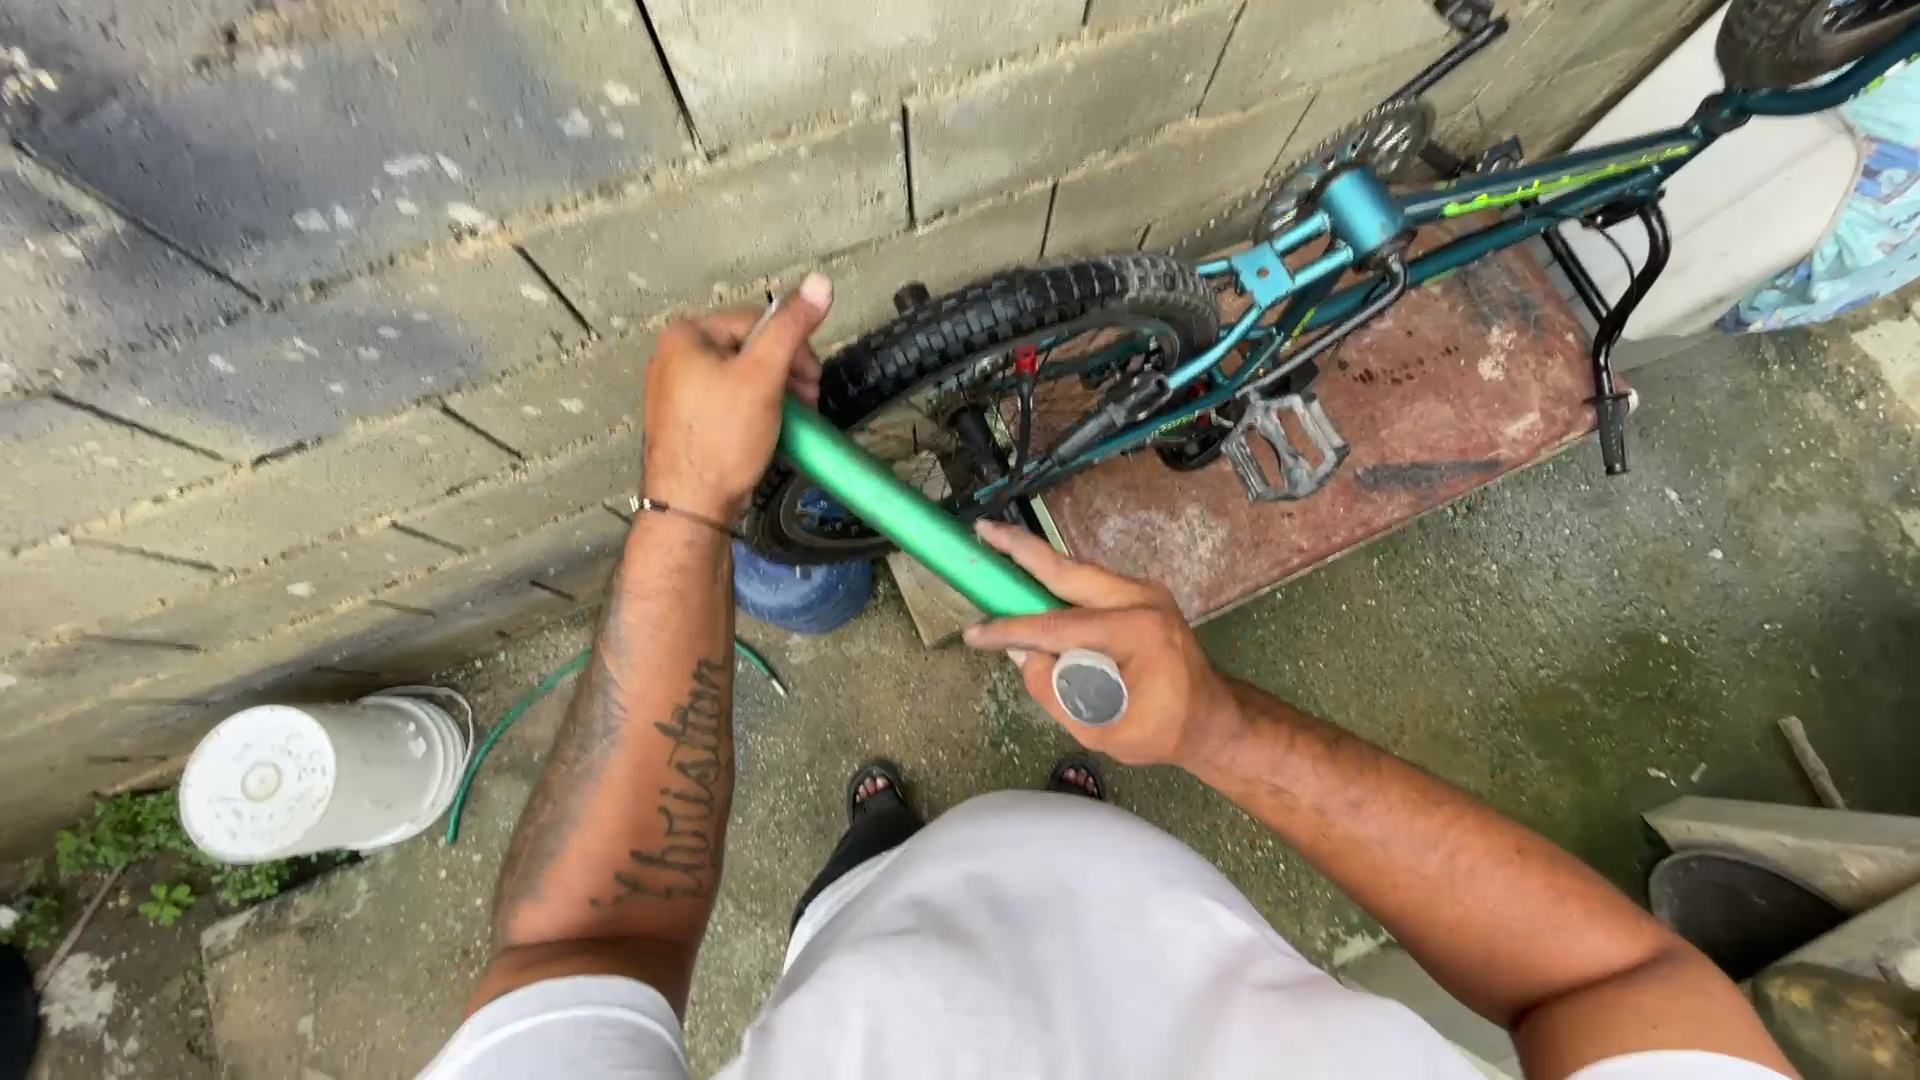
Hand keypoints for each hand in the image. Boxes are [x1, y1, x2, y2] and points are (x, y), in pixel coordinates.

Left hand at [641, 274, 831, 520]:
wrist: (692, 505)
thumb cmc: (718, 445)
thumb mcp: (764, 376)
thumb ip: (792, 329)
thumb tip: (818, 286)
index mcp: (686, 336)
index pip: (757, 321)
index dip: (793, 347)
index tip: (809, 376)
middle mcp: (676, 359)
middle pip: (751, 349)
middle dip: (785, 375)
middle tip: (804, 400)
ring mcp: (680, 393)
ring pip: (744, 379)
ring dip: (776, 396)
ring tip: (788, 421)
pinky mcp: (691, 422)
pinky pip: (732, 404)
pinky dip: (757, 414)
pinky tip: (768, 433)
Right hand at [961, 520, 1245, 770]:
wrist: (1212, 716)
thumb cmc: (1163, 731)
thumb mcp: (1104, 732)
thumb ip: (1056, 694)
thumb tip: (1021, 654)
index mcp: (1139, 633)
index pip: (1060, 627)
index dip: (1012, 630)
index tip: (975, 634)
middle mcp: (1142, 599)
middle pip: (1068, 570)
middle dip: (1021, 549)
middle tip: (983, 529)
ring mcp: (1142, 591)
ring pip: (1076, 570)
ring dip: (1035, 557)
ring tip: (995, 540)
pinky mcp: (1137, 593)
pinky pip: (1086, 581)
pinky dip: (1053, 575)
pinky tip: (1027, 571)